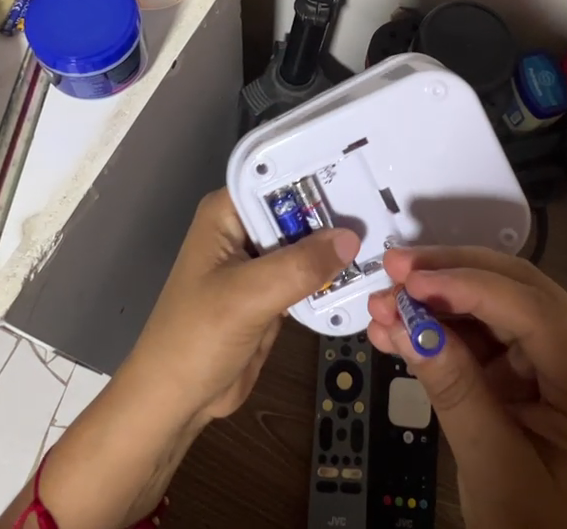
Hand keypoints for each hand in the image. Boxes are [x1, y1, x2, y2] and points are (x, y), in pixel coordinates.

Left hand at [27, 190, 356, 528]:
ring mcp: (260, 260)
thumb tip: (351, 238)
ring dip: (340, 243)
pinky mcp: (274, 290)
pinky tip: (371, 269)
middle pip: (299, 206)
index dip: (316, 170)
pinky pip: (311, 272)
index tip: (362, 165)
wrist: (177, 401)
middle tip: (388, 200)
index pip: (277, 176)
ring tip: (390, 230)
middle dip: (337, 207)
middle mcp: (245, 228)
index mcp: (228, 212)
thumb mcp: (248, 297)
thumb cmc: (197, 338)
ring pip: (309, 240)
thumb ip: (299, 266)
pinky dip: (335, 273)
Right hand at [366, 246, 566, 528]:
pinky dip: (445, 333)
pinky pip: (489, 341)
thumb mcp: (496, 468)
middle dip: (450, 276)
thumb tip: (408, 325)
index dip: (467, 284)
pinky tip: (399, 332)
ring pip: (497, 309)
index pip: (532, 309)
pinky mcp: (536, 380)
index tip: (408, 277)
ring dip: (440, 302)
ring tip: (382, 304)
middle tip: (391, 268)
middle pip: (518, 292)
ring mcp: (562, 367)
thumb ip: (455, 390)